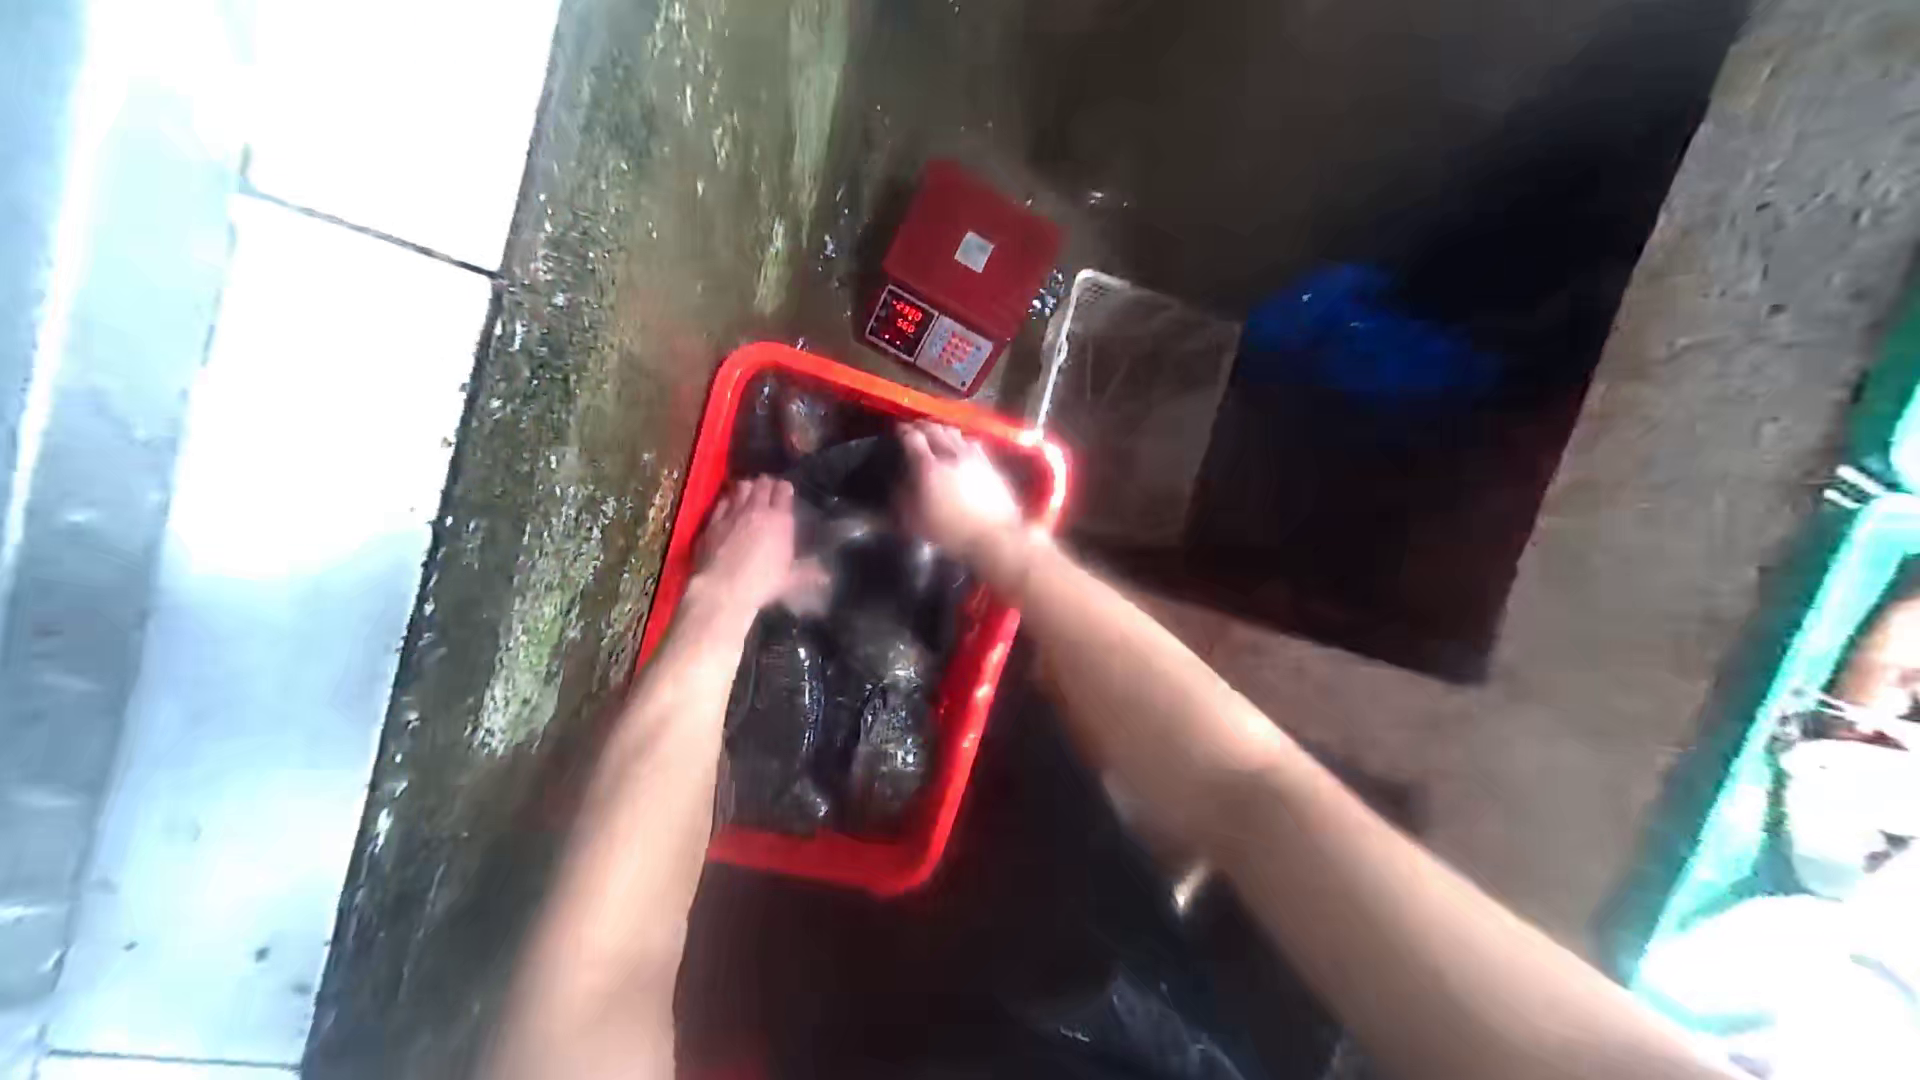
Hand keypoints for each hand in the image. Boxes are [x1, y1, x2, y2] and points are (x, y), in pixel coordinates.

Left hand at [692, 476, 797, 616]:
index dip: (785, 488)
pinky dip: (728, 499)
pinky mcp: (712, 521)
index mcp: (780, 519)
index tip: (785, 489)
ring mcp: (732, 513)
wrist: (723, 588)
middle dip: (766, 483)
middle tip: (768, 488)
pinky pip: (722, 501)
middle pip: (762, 484)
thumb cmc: (763, 583)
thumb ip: (808, 572)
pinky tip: (729, 503)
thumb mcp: (791, 579)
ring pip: (741, 487)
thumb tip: (827, 577)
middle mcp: (757, 510)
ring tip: (749, 491)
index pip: (783, 491)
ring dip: (747, 487)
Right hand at [897, 421, 1022, 563]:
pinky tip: (961, 446)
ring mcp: (972, 457)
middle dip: (921, 426)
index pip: (912, 438)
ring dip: (941, 429)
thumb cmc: (952, 532)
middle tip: (915, 429)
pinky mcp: (989, 463)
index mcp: (929, 467)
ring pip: (954, 432)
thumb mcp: (917, 521)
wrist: (995, 535)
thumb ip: (903, 498)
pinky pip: (972, 442)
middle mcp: (950, 455)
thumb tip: (899, 483)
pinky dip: (961, 439)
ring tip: (936, 434)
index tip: (898, 430)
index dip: (902, 431)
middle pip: (934, 429)